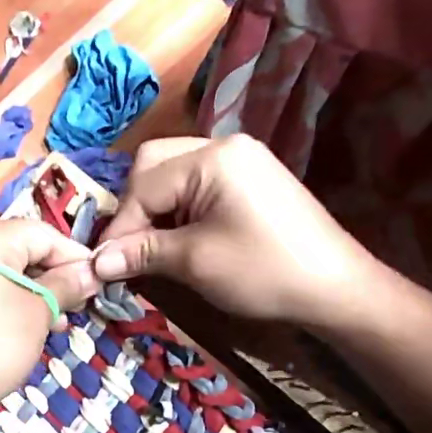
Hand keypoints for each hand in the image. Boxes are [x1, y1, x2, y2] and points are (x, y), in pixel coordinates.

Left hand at [0, 220, 99, 432]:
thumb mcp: (38, 313)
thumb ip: (67, 284)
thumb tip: (93, 271)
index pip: (42, 234)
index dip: (75, 256)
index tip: (100, 280)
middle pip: (21, 248)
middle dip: (55, 274)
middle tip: (81, 302)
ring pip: (5, 270)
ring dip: (37, 290)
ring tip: (61, 319)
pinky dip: (13, 300)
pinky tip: (33, 324)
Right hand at [92, 135, 389, 329]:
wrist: (335, 286)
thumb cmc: (264, 271)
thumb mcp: (196, 262)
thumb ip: (143, 253)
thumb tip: (96, 261)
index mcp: (212, 157)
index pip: (143, 183)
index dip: (120, 226)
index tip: (104, 265)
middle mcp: (226, 145)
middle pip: (155, 165)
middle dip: (136, 209)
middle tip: (130, 251)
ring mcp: (243, 161)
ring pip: (176, 174)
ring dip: (157, 210)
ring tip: (154, 249)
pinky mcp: (253, 181)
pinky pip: (201, 185)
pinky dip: (182, 210)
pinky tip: (182, 239)